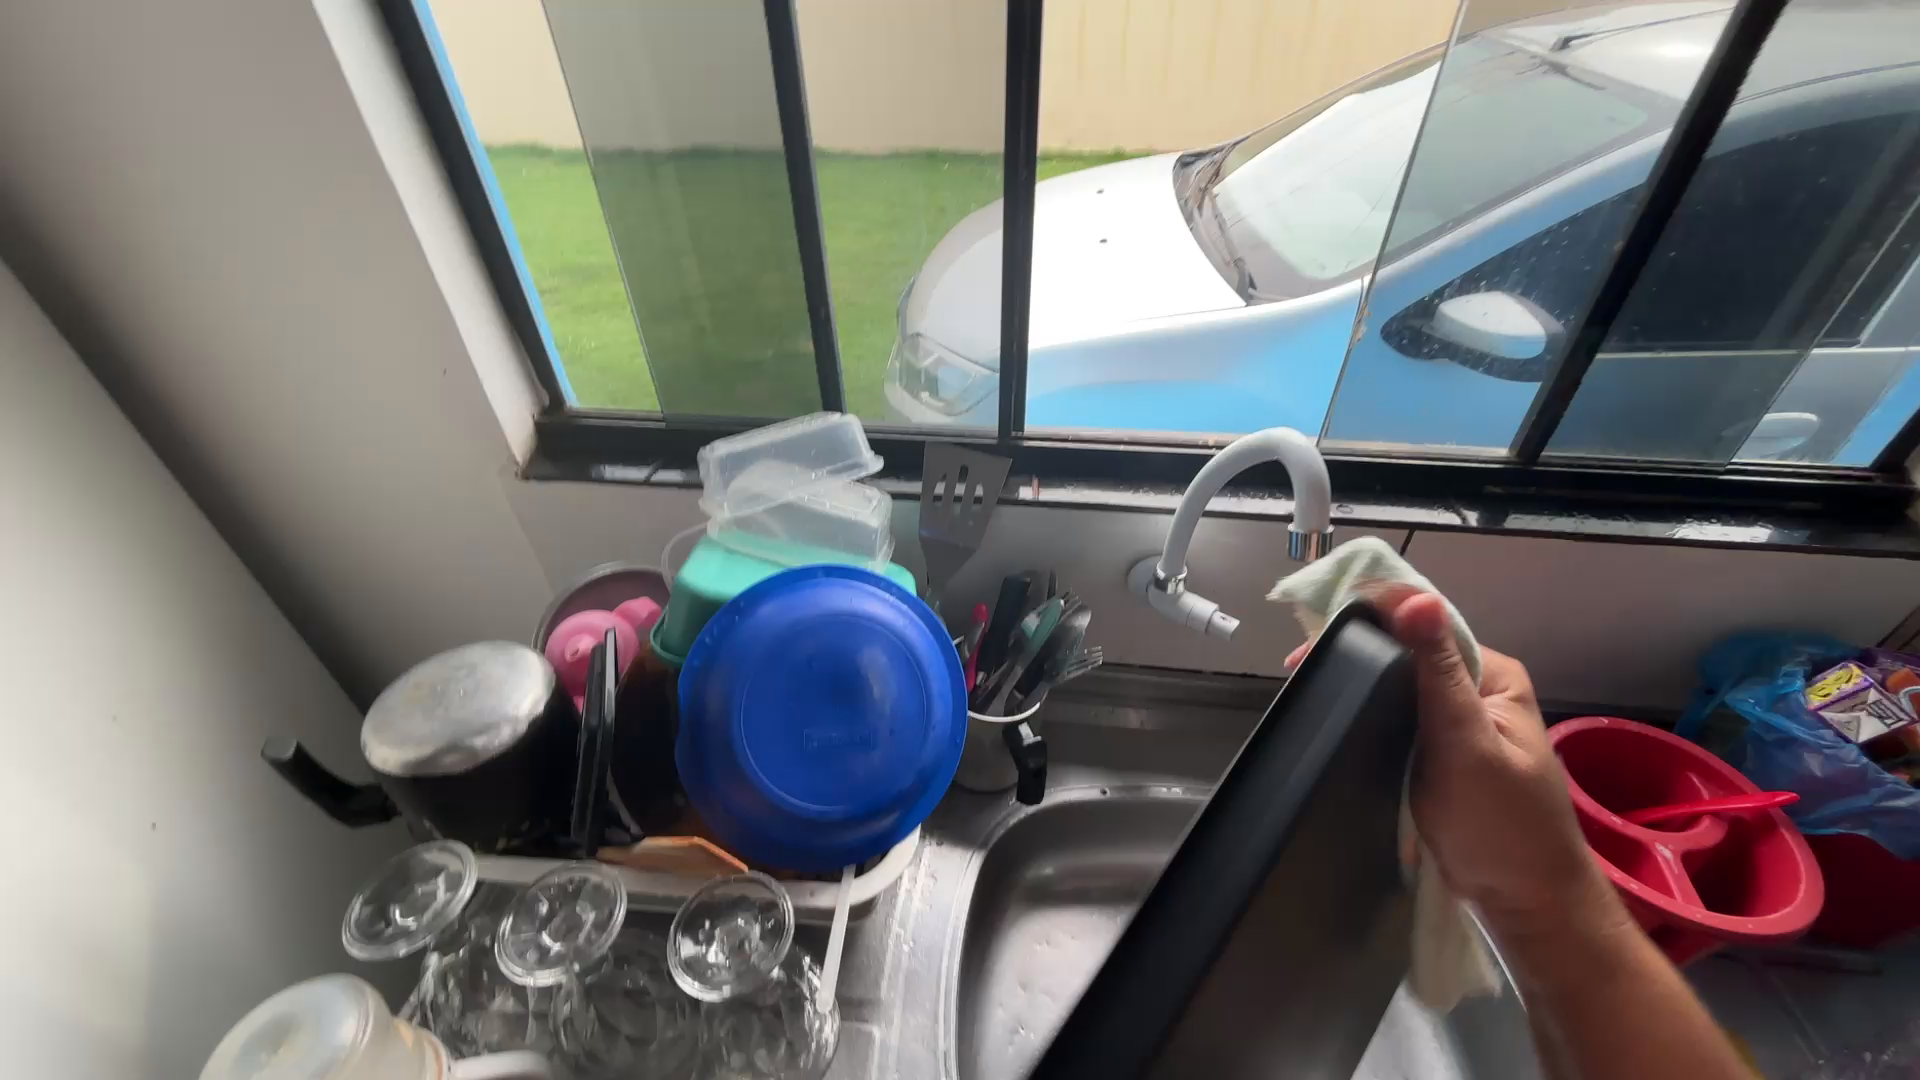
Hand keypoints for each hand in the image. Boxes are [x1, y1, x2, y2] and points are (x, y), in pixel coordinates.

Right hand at [1286, 588, 1626, 941]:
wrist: (1525, 902)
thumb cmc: (1502, 823)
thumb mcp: (1467, 740)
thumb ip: (1439, 670)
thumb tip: (1417, 597)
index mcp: (1491, 675)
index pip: (1424, 624)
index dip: (1369, 620)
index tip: (1314, 637)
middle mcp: (1473, 688)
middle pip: (1404, 651)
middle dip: (1352, 650)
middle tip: (1297, 666)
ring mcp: (1452, 720)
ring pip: (1395, 683)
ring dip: (1353, 678)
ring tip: (1304, 682)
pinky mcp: (1432, 750)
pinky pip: (1392, 715)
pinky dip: (1361, 707)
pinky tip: (1334, 710)